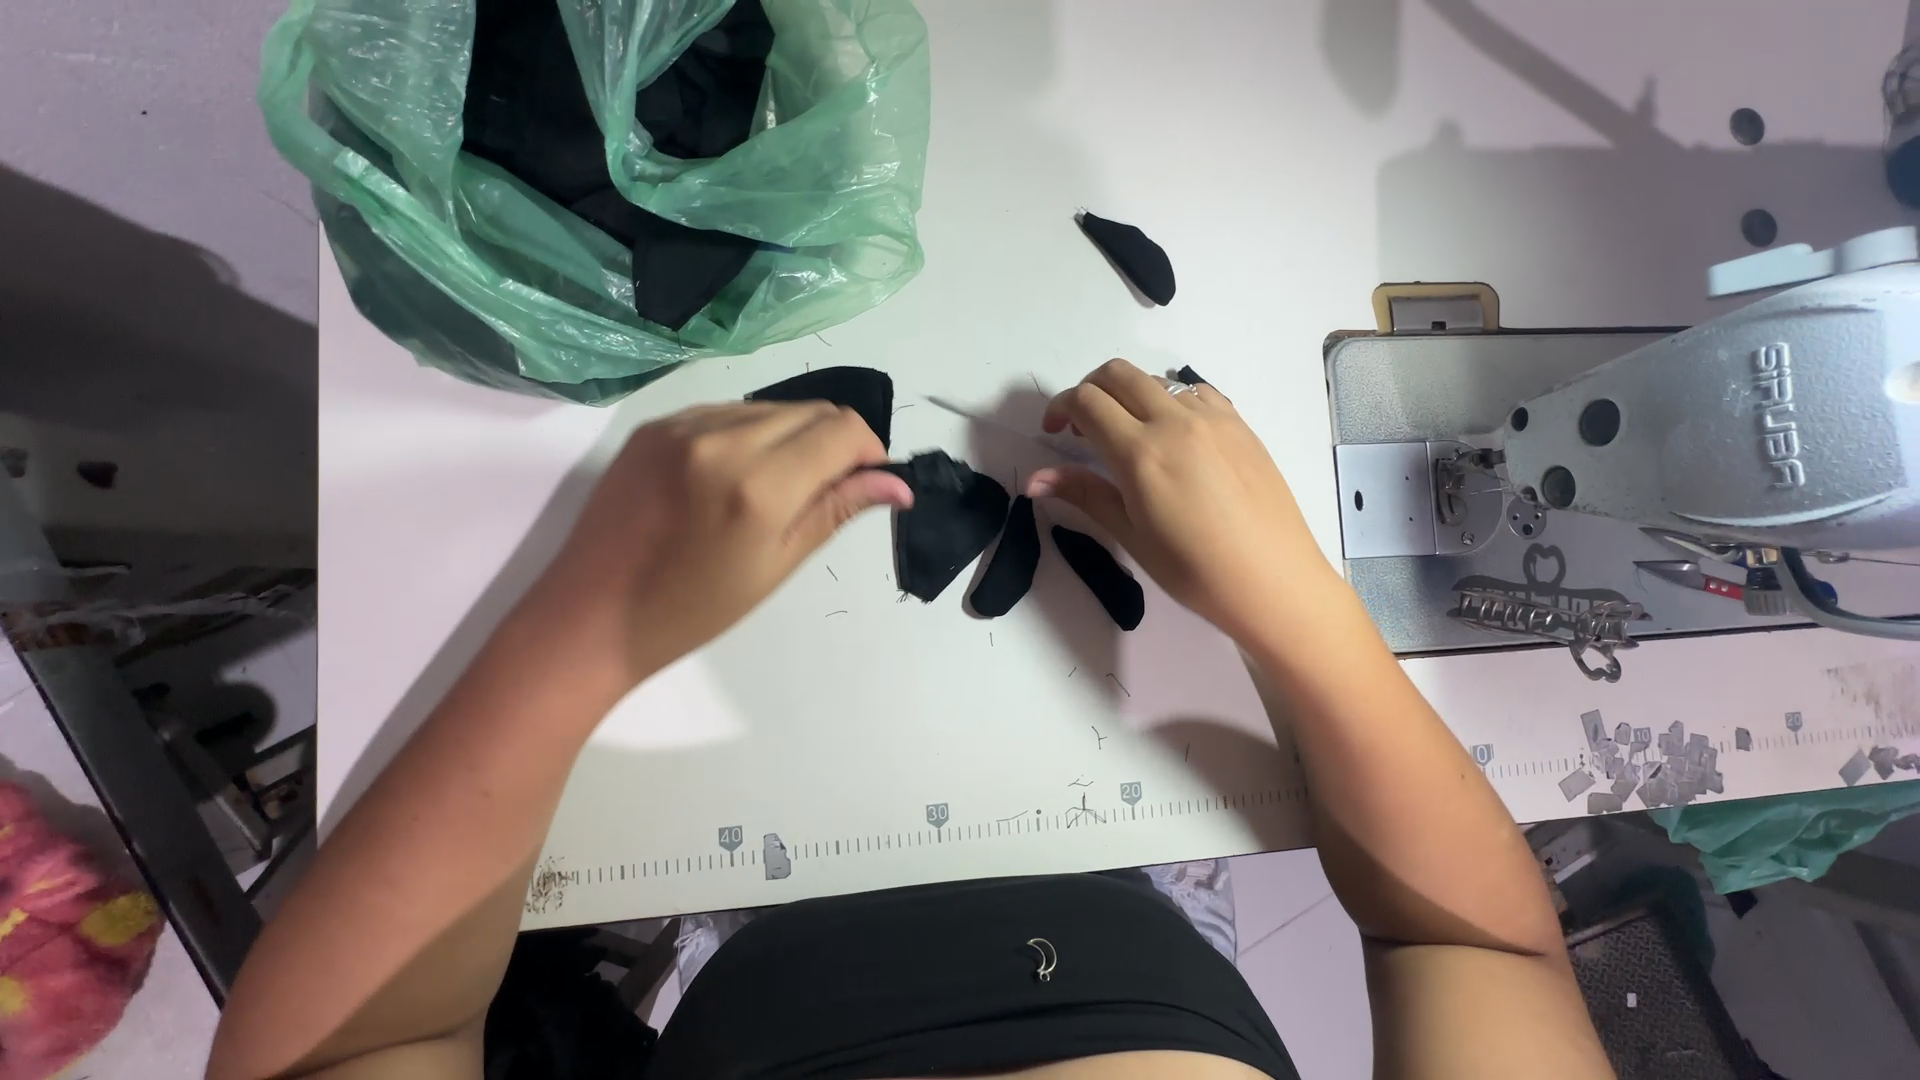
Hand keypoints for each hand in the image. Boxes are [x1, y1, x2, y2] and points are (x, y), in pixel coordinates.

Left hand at [532, 403, 911, 682]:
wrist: (592, 615)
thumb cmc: (693, 609)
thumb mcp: (776, 565)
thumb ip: (836, 510)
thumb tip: (898, 485)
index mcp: (758, 485)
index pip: (842, 431)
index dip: (868, 451)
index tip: (866, 483)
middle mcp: (722, 438)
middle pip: (812, 410)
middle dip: (835, 443)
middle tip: (825, 491)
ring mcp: (682, 425)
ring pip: (771, 406)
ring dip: (793, 437)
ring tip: (775, 489)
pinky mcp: (655, 425)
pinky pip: (727, 411)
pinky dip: (750, 434)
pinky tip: (735, 476)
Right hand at [1026, 359, 1336, 641]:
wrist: (1273, 580)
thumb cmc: (1193, 570)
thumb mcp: (1131, 534)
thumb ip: (1083, 493)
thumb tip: (1034, 481)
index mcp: (1140, 452)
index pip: (1086, 401)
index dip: (1059, 408)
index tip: (1054, 432)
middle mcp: (1175, 422)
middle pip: (1118, 374)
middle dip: (1089, 390)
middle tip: (1082, 426)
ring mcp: (1213, 418)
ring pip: (1157, 379)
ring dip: (1130, 394)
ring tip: (1128, 435)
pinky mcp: (1240, 424)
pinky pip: (1196, 392)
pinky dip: (1170, 400)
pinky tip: (1173, 437)